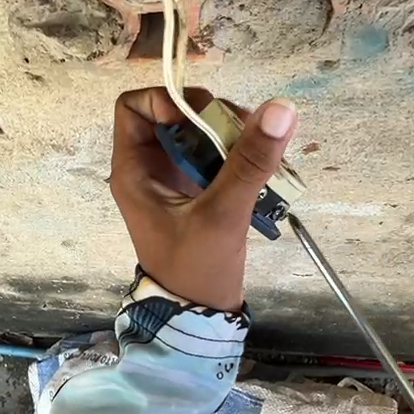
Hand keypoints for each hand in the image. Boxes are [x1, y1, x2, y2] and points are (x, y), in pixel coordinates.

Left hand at [109, 87, 296, 310]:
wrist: (199, 314)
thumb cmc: (196, 269)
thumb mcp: (222, 214)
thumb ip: (248, 163)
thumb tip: (281, 109)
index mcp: (133, 171)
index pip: (132, 108)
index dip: (164, 99)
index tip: (203, 115)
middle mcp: (148, 168)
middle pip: (172, 114)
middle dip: (210, 114)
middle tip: (246, 129)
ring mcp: (173, 177)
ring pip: (196, 132)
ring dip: (229, 131)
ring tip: (261, 146)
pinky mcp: (196, 188)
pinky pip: (213, 153)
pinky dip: (236, 151)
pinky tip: (262, 163)